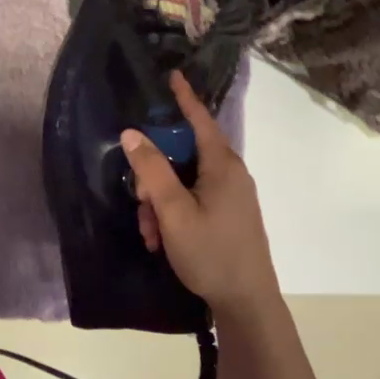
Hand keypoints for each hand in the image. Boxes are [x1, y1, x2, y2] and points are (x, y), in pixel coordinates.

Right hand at [123, 72, 280, 314]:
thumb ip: (152, 170)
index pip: (200, 120)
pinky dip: (173, 214)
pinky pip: (192, 200)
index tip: (172, 75)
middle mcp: (229, 175)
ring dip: (159, 202)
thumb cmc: (210, 253)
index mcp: (222, 166)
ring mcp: (231, 196)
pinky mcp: (228, 215)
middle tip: (140, 203)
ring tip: (151, 234)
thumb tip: (132, 133)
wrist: (247, 303)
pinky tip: (162, 240)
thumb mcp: (173, 212)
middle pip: (183, 155)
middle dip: (154, 176)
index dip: (184, 98)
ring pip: (183, 181)